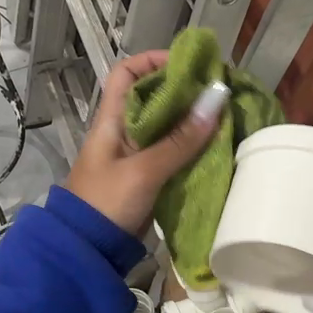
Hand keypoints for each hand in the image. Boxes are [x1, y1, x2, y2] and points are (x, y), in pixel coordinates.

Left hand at [63, 51, 227, 233]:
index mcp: (112, 119)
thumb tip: (217, 99)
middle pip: (153, 97)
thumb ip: (180, 139)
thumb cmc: (107, 203)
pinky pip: (173, 153)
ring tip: (225, 116)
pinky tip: (216, 146)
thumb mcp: (144, 170)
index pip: (126, 73)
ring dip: (192, 121)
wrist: (86, 251)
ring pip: (166, 126)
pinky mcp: (147, 178)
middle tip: (219, 92)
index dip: (153, 60)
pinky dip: (193, 147)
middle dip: (185, 91)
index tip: (189, 65)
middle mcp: (123, 130)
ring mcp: (135, 155)